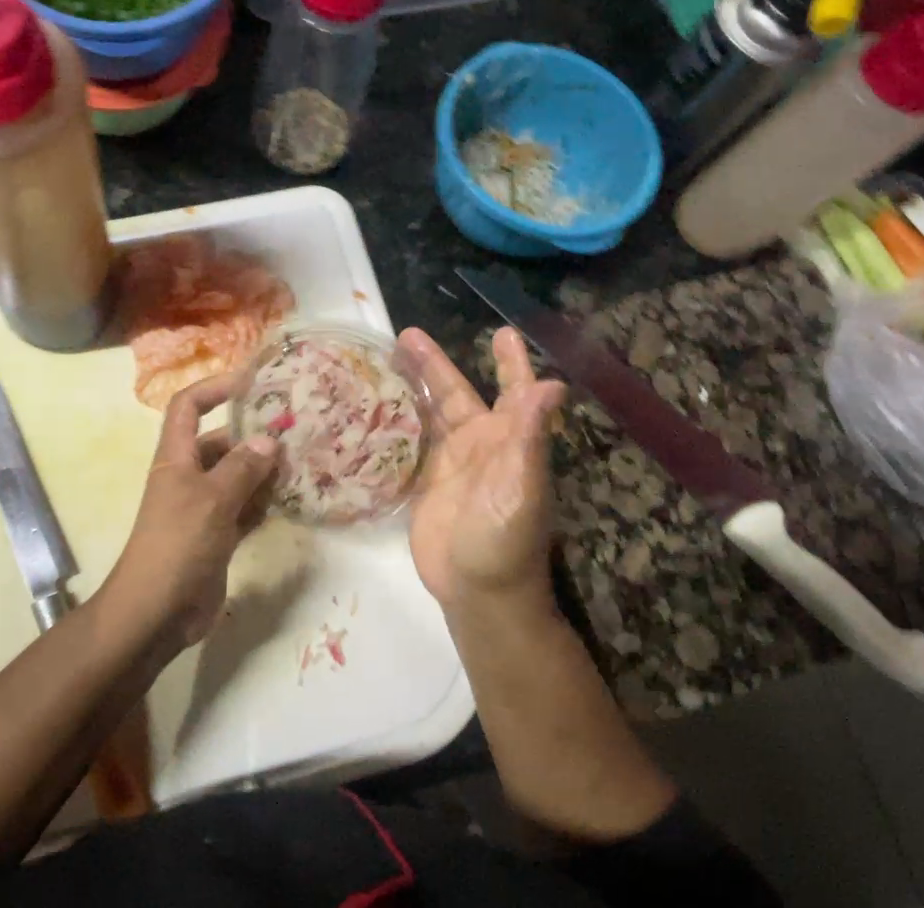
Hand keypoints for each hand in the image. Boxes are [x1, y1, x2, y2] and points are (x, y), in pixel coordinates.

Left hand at [102, 375, 277, 646]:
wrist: (156, 611)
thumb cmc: (177, 545)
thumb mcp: (212, 500)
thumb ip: (242, 468)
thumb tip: (268, 439)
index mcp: (176, 458)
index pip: (188, 407)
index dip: (214, 389)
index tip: (251, 382)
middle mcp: (188, 478)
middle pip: (220, 443)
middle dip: (253, 436)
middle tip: (297, 431)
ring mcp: (203, 509)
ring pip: (236, 478)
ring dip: (264, 472)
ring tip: (305, 462)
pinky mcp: (217, 538)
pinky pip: (244, 510)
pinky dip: (264, 504)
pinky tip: (293, 500)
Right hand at [400, 327, 567, 607]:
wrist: (478, 591)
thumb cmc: (506, 540)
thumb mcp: (521, 486)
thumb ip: (530, 437)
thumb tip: (552, 384)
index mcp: (509, 440)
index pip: (512, 391)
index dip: (509, 363)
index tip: (501, 333)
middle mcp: (479, 444)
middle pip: (456, 393)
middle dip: (436, 365)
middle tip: (408, 333)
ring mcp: (450, 464)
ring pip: (429, 414)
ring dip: (411, 387)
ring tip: (382, 358)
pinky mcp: (424, 484)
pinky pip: (409, 444)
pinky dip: (393, 423)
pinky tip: (371, 406)